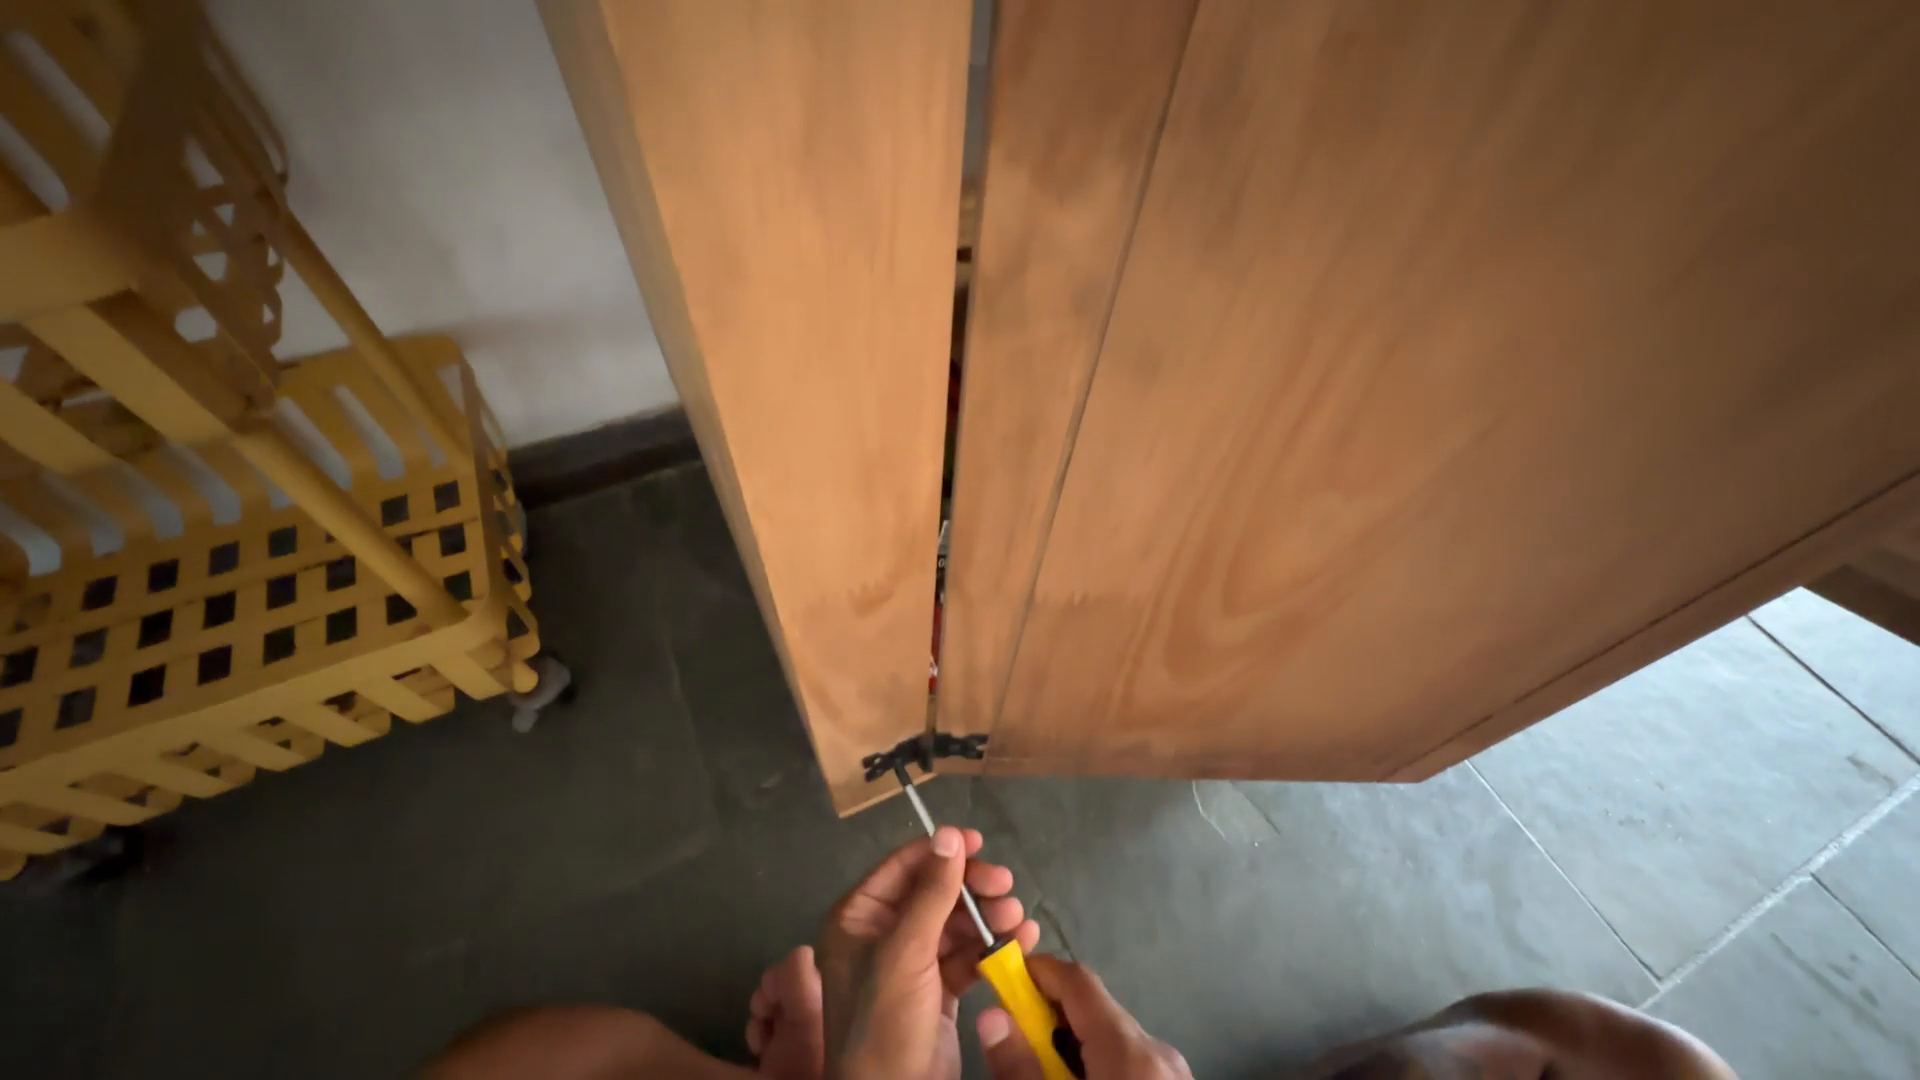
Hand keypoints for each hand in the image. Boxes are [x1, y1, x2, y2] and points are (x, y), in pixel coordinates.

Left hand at [820, 825, 1040, 1079]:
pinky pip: (967, 954)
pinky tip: (1021, 939)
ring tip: (1016, 917)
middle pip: (934, 892)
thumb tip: (948, 833)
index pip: (902, 868)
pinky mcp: (939, 989)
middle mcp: (882, 934)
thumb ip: (930, 892)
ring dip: (987, 916)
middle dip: (971, 887)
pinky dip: (992, 946)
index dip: (940, 851)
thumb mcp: (905, 952)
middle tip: (1006, 886)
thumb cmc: (885, 1021)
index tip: (978, 842)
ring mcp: (912, 963)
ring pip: (955, 922)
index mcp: (858, 918)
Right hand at [977, 954, 1189, 1079]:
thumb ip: (1022, 1066)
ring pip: (1113, 1039)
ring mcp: (1176, 1072)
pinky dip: (1102, 1067)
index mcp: (1130, 1047)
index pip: (1077, 979)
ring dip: (1076, 1048)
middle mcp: (1158, 1049)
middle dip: (1051, 1019)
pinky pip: (1133, 1064)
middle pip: (1093, 1010)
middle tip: (1021, 1047)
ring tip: (1050, 1074)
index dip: (1037, 972)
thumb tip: (989, 1014)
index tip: (1003, 984)